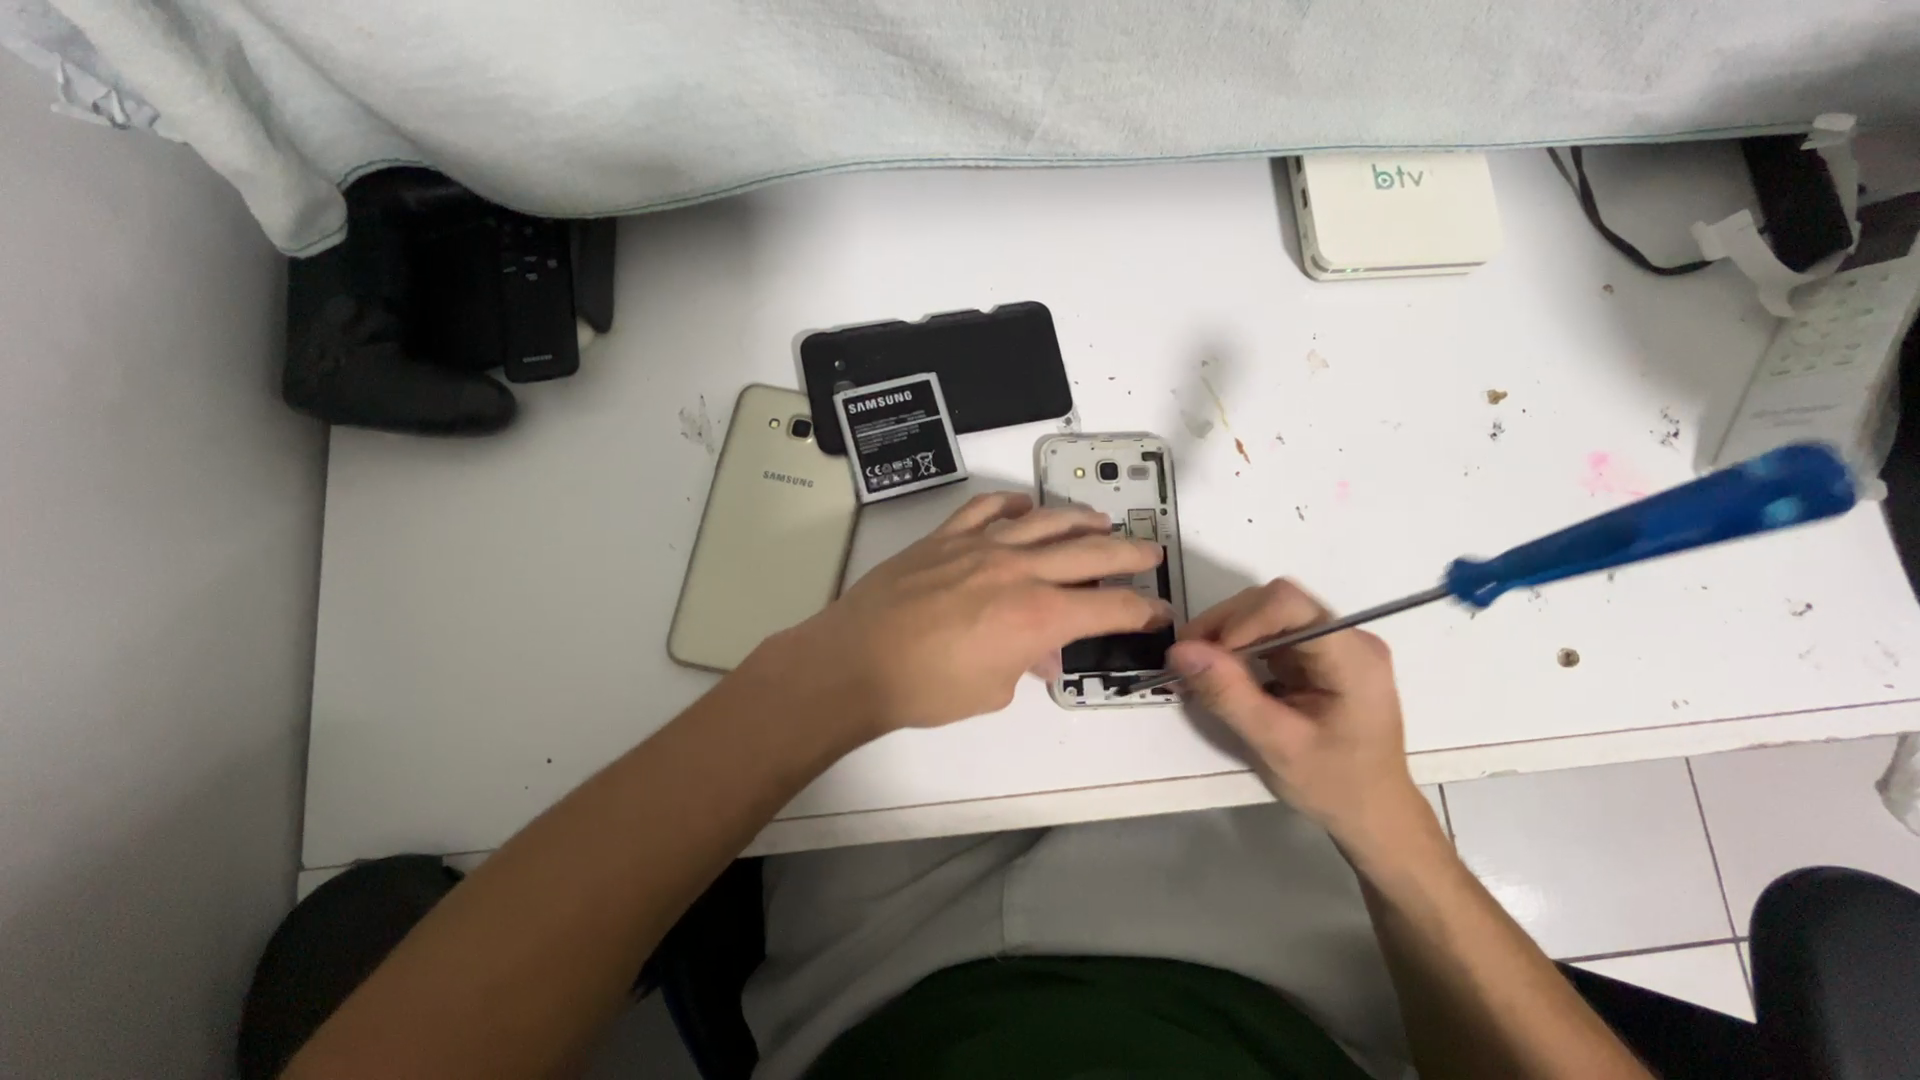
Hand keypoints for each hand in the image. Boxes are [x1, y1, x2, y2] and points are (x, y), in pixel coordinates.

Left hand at [752, 492, 1171, 735]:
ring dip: (1079, 519)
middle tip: (1149, 553)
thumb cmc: (925, 688)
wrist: (857, 661)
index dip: (1140, 611)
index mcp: (1038, 615)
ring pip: (1044, 521)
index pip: (1108, 608)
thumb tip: (1041, 655)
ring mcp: (981, 546)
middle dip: (1127, 554)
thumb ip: (1024, 665)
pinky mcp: (946, 537)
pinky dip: (1011, 503)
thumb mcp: (991, 690)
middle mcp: (1019, 571)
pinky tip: (1024, 505)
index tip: (1157, 613)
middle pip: (1089, 552)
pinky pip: (987, 508)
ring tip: (1100, 520)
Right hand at [1166, 579, 1424, 845]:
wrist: (1373, 813)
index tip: (1205, 654)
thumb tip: (1178, 650)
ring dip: (1226, 636)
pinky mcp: (1317, 656)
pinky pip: (1270, 634)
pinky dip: (1239, 648)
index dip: (1241, 619)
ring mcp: (1333, 644)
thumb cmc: (1334, 785)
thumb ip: (1229, 695)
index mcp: (1351, 656)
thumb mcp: (1276, 745)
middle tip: (1188, 665)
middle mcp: (1347, 637)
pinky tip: (1223, 677)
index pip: (1290, 605)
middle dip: (1225, 627)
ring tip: (1200, 673)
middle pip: (1274, 603)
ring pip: (1267, 614)